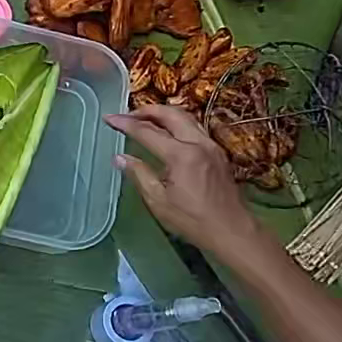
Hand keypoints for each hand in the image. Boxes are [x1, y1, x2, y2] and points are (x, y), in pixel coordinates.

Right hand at [107, 106, 264, 255]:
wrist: (232, 230)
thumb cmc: (192, 220)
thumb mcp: (158, 201)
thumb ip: (139, 174)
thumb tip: (120, 157)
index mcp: (181, 155)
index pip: (147, 132)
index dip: (125, 123)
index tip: (108, 118)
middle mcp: (198, 143)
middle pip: (170, 114)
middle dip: (146, 110)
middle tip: (127, 115)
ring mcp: (211, 146)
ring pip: (185, 117)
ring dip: (163, 114)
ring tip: (144, 119)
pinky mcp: (217, 153)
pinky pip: (194, 128)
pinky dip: (176, 123)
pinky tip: (166, 132)